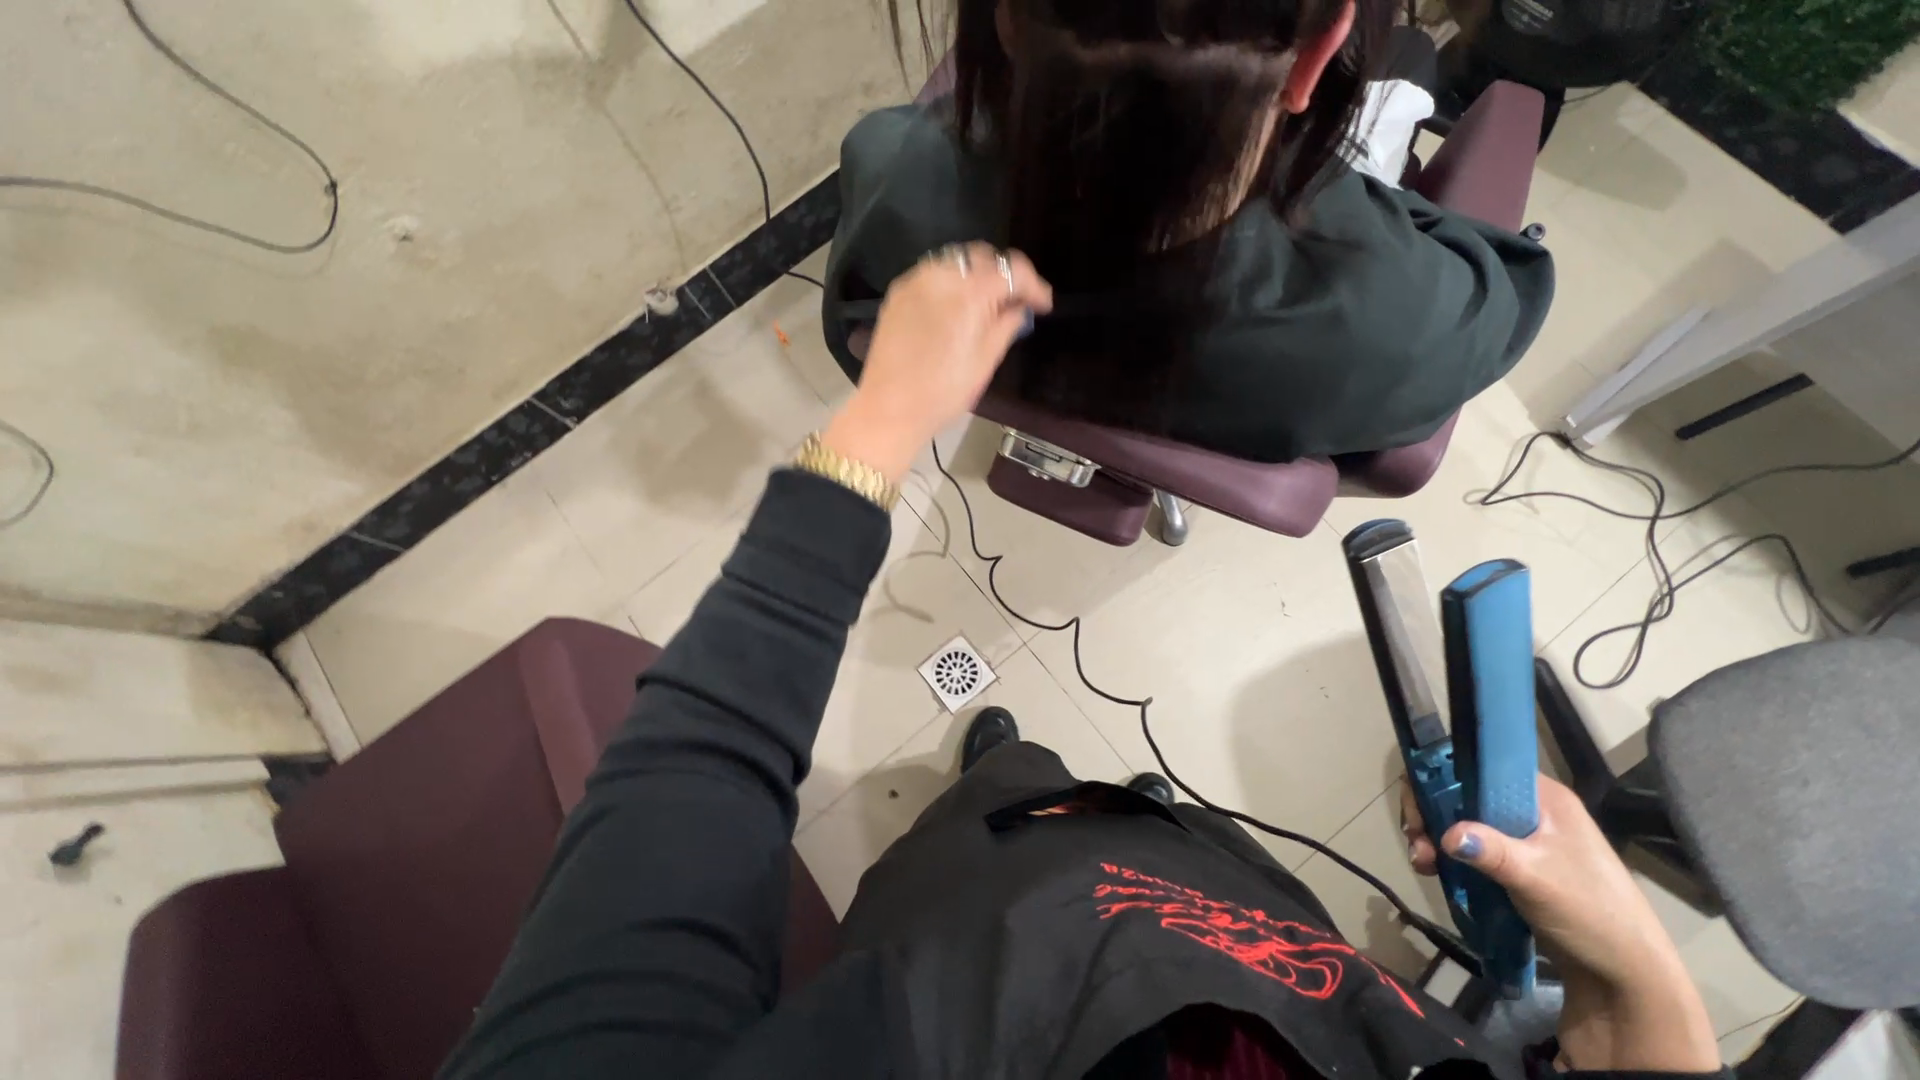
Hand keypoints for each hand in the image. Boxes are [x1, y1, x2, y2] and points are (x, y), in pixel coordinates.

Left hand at [822, 243, 1052, 481]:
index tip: (1043, 305)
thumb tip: (1018, 308)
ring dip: (976, 275)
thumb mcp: (985, 361)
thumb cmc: (943, 392)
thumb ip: (1007, 325)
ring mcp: (915, 282)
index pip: (1012, 270)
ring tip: (984, 304)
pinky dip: (950, 283)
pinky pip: (932, 274)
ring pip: (955, 261)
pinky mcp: (898, 293)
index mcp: (969, 293)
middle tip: (1014, 301)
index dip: (1034, 285)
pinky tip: (954, 308)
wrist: (889, 409)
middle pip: (983, 257)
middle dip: (1003, 274)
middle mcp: (941, 276)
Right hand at [1402, 775, 1719, 1072]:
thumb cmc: (1592, 913)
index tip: (1420, 810)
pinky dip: (1450, 858)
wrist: (1625, 976)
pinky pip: (1471, 849)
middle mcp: (1530, 808)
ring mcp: (1524, 838)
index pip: (1479, 767)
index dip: (1441, 780)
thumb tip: (1446, 835)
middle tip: (1417, 844)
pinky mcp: (1516, 865)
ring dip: (1436, 839)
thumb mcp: (1538, 878)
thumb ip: (1492, 851)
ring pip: (1463, 822)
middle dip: (1431, 815)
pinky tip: (1437, 874)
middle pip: (1463, 794)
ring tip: (1424, 865)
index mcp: (1543, 796)